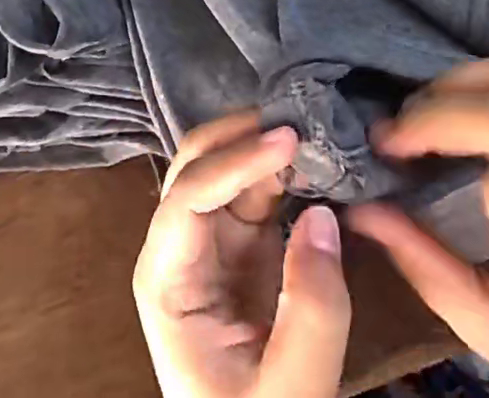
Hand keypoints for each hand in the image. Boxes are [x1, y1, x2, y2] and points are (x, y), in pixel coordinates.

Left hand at [134, 113, 351, 397]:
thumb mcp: (290, 391)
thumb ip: (312, 312)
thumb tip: (322, 215)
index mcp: (167, 280)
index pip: (187, 197)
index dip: (235, 161)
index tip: (289, 140)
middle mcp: (181, 247)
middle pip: (197, 166)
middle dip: (244, 135)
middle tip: (302, 118)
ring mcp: (213, 242)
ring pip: (230, 169)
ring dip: (268, 145)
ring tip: (316, 128)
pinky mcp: (245, 245)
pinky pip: (260, 191)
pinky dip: (286, 169)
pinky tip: (316, 158)